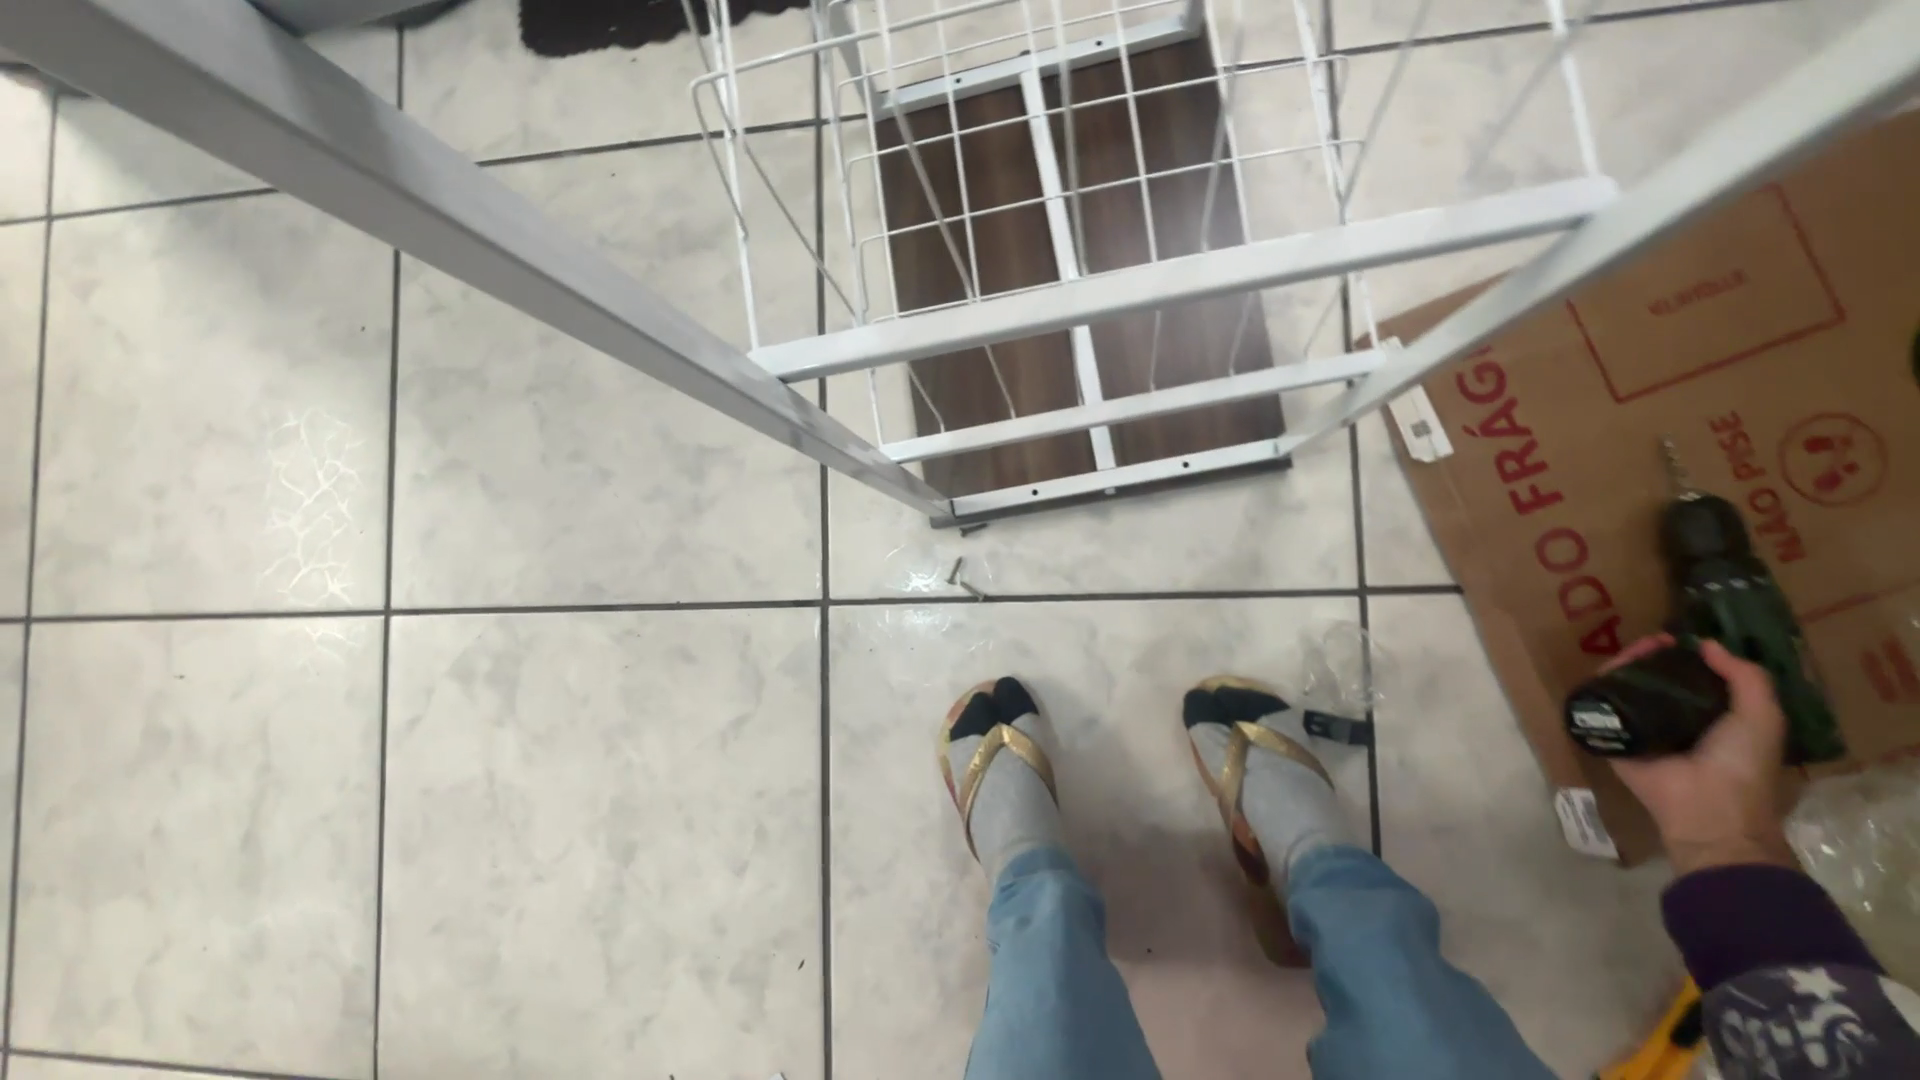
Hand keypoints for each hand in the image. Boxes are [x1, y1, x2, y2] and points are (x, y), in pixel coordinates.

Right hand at [1603, 635, 1795, 875]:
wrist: (1706, 806)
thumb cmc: (1740, 762)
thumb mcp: (1762, 716)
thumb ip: (1746, 678)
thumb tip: (1706, 643)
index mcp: (1708, 716)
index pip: (1688, 678)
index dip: (1682, 656)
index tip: (1676, 640)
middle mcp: (1671, 720)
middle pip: (1652, 679)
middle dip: (1649, 657)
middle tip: (1649, 643)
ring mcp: (1638, 729)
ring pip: (1623, 689)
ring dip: (1622, 668)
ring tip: (1626, 656)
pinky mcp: (1610, 739)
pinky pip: (1599, 709)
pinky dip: (1596, 690)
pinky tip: (1602, 675)